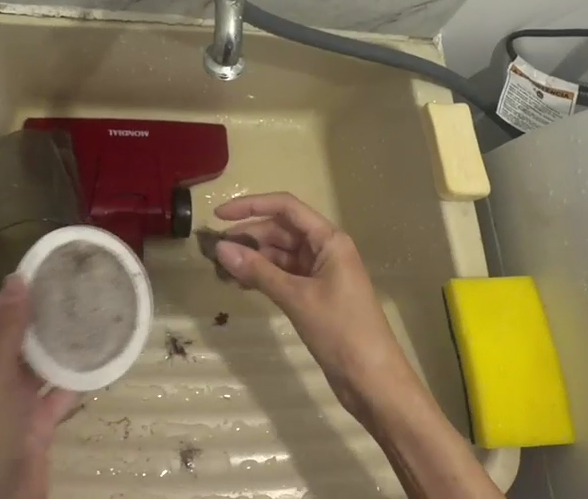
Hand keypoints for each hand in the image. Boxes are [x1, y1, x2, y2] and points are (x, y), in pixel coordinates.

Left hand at [0, 277, 78, 498]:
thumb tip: (16, 278)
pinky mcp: (34, 431)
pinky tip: (99, 360)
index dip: (20, 292)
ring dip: (62, 347)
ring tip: (94, 315)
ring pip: (40, 367)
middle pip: (19, 340)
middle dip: (45, 317)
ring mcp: (11, 408)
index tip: (51, 266)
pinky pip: (56, 398)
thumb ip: (8, 331)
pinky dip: (75, 381)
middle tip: (82, 287)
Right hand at [210, 192, 421, 420]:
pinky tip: (239, 284)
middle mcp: (325, 249)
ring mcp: (320, 273)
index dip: (252, 206)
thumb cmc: (341, 331)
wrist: (373, 381)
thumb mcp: (297, 298)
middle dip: (248, 236)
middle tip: (213, 250)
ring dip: (252, 258)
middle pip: (281, 230)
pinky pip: (283, 275)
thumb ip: (258, 271)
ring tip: (221, 269)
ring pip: (280, 254)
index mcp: (329, 239)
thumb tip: (220, 248)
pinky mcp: (315, 295)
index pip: (286, 207)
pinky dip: (262, 277)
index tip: (219, 215)